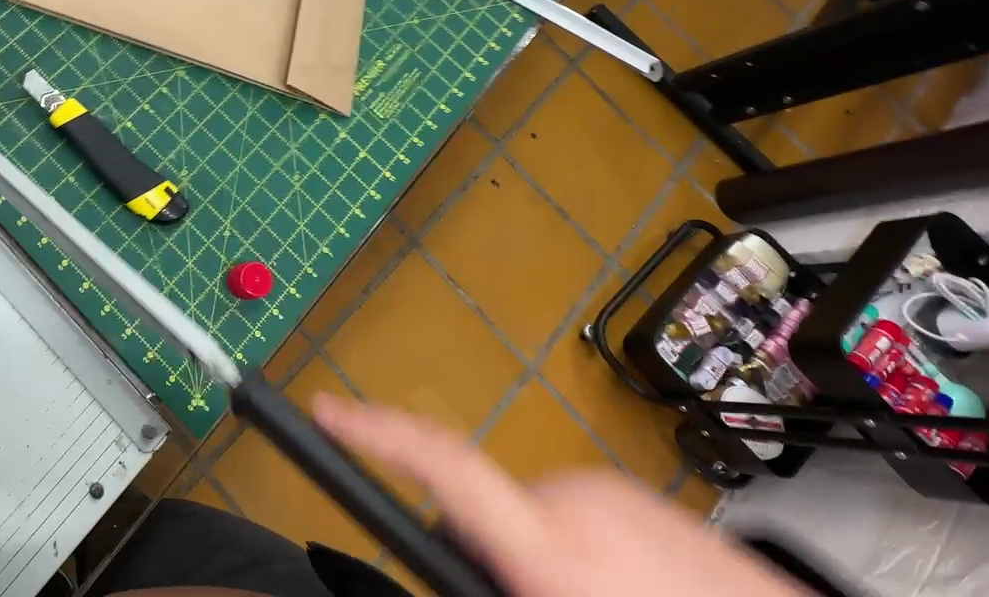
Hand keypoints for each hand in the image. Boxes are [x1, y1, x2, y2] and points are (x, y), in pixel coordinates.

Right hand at [311, 395, 806, 596]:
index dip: (373, 432)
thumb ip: (488, 577)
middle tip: (528, 596)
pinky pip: (596, 520)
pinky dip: (596, 555)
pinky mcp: (663, 502)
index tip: (325, 410)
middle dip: (493, 551)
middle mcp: (578, 500)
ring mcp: (624, 495)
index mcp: (549, 547)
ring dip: (550, 558)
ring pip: (544, 519)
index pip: (440, 466)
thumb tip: (456, 559)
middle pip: (490, 509)